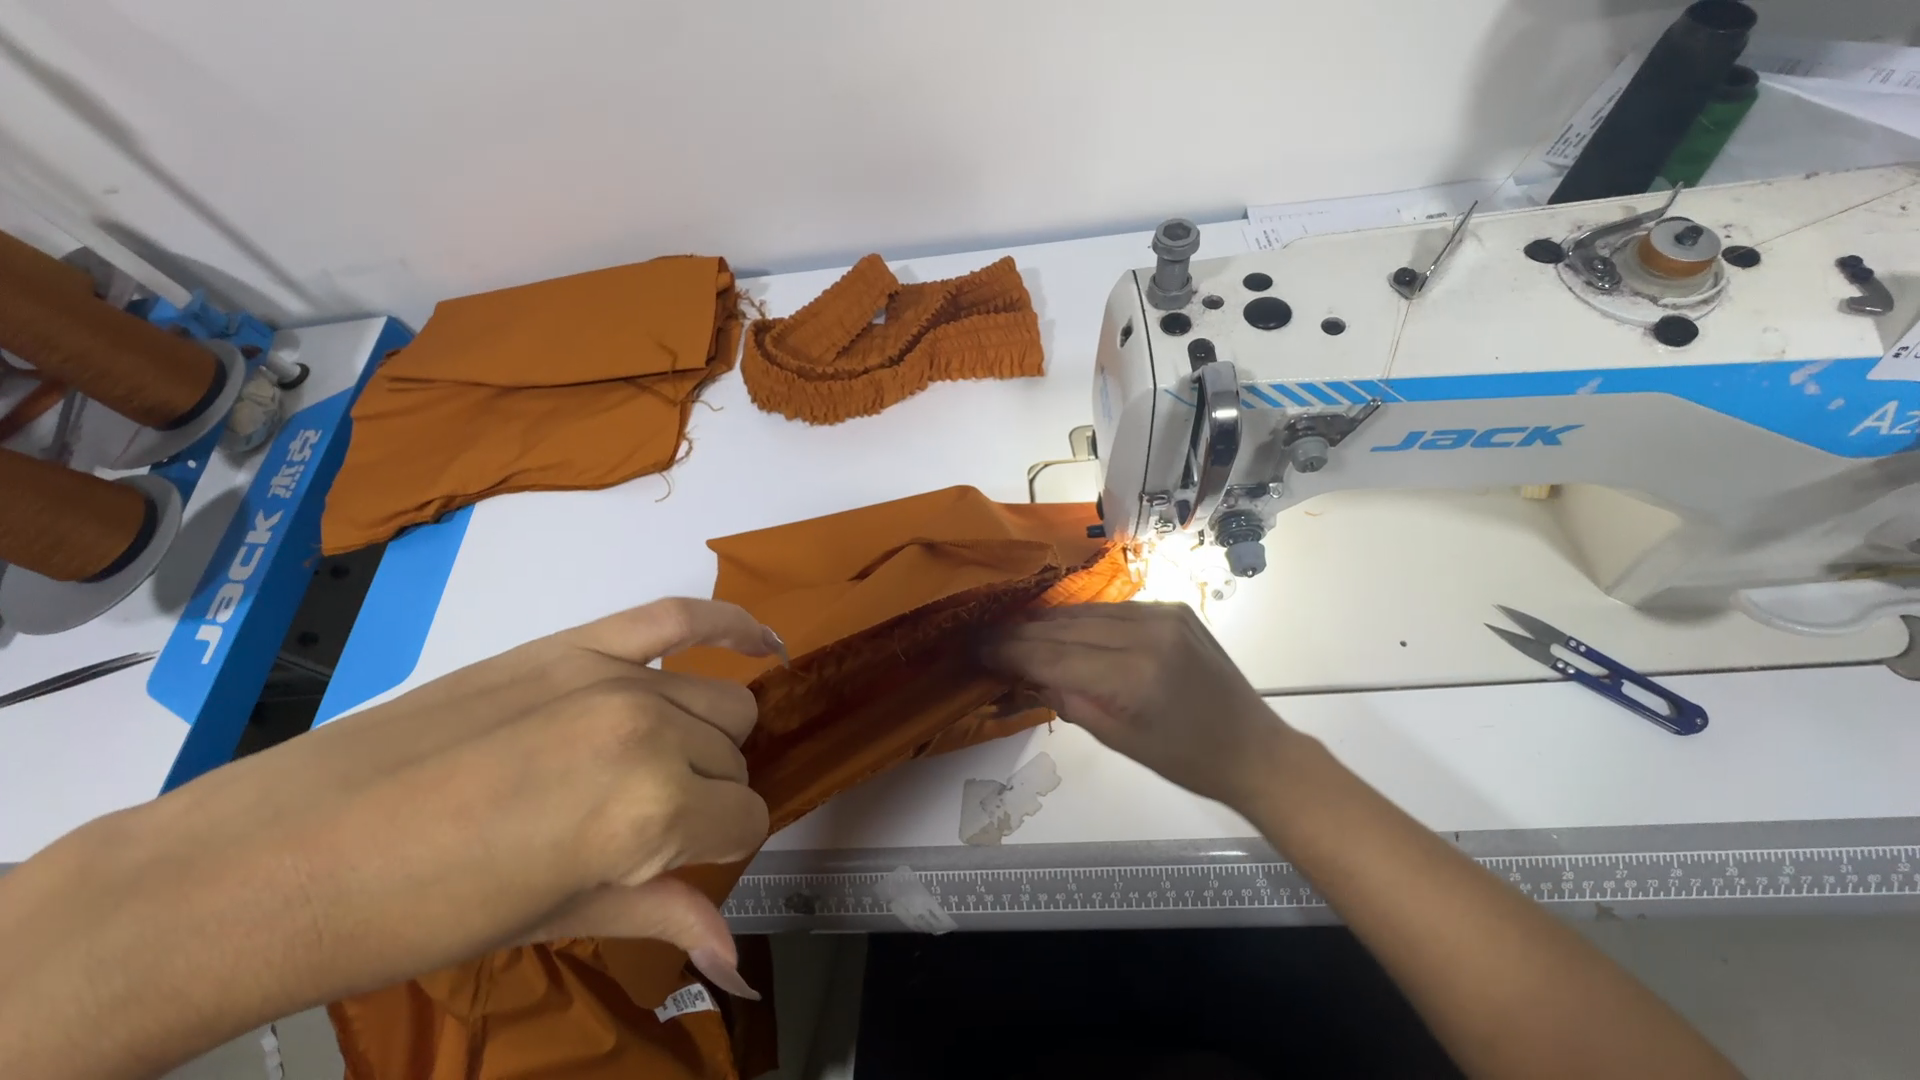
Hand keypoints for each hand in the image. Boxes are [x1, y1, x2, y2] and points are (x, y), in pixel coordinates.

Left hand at [0, 598, 779, 1079]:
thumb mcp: (556, 919)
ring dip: (706, 738)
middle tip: (646, 828)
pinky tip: (764, 641)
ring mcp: (614, 678)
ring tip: (651, 768)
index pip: (747, 818)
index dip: (721, 847)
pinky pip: (680, 616)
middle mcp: (652, 732)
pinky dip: (732, 625)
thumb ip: (664, 916)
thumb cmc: (425, 916)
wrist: (285, 857)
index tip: (679, 862)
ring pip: (722, 702)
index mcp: (654, 811)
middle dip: (710, 796)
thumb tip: (736, 966)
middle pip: (735, 758)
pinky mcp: (574, 645)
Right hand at [983, 602, 1293, 809]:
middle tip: (983, 636)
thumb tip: (1028, 675)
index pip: (1054, 657)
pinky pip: (1113, 610)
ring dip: (1046, 621)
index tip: (977, 649)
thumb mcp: (1119, 741)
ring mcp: (1163, 615)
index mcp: (1134, 677)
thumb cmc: (1185, 760)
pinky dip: (1081, 619)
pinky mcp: (1174, 608)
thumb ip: (1070, 702)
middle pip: (1066, 628)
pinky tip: (1058, 625)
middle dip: (1021, 633)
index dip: (1011, 652)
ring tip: (1011, 629)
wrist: (1252, 746)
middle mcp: (1148, 634)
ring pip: (1086, 613)